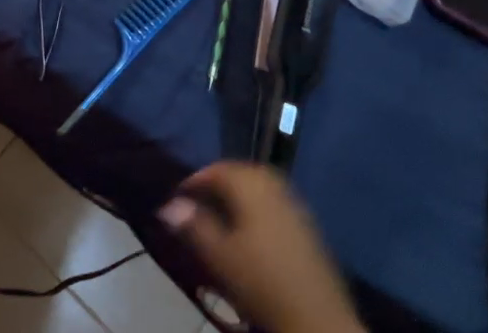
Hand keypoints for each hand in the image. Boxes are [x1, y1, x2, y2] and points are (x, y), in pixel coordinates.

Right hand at [160, 163, 363, 332]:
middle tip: (202, 195)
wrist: (319, 322)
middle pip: (246, 173)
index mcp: (253, 191)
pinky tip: (251, 228)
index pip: (220, 170)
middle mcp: (277, 193)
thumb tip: (168, 205)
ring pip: (264, 186)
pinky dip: (260, 205)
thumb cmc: (261, 283)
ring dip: (242, 191)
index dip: (197, 178)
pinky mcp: (310, 232)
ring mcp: (297, 212)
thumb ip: (193, 225)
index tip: (180, 194)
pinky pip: (278, 203)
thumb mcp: (219, 256)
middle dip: (222, 179)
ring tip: (223, 209)